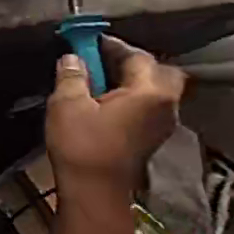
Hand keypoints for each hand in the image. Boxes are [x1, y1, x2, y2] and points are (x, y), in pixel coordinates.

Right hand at [45, 37, 186, 194]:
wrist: (93, 192)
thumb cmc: (82, 146)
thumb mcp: (67, 104)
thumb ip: (72, 75)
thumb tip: (73, 58)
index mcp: (150, 92)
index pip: (136, 55)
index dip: (110, 45)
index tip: (86, 41)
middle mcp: (166, 105)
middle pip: (155, 71)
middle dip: (128, 62)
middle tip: (98, 60)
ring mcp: (162, 124)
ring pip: (152, 90)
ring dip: (129, 81)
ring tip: (97, 81)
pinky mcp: (151, 138)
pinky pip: (146, 107)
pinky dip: (129, 98)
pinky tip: (103, 103)